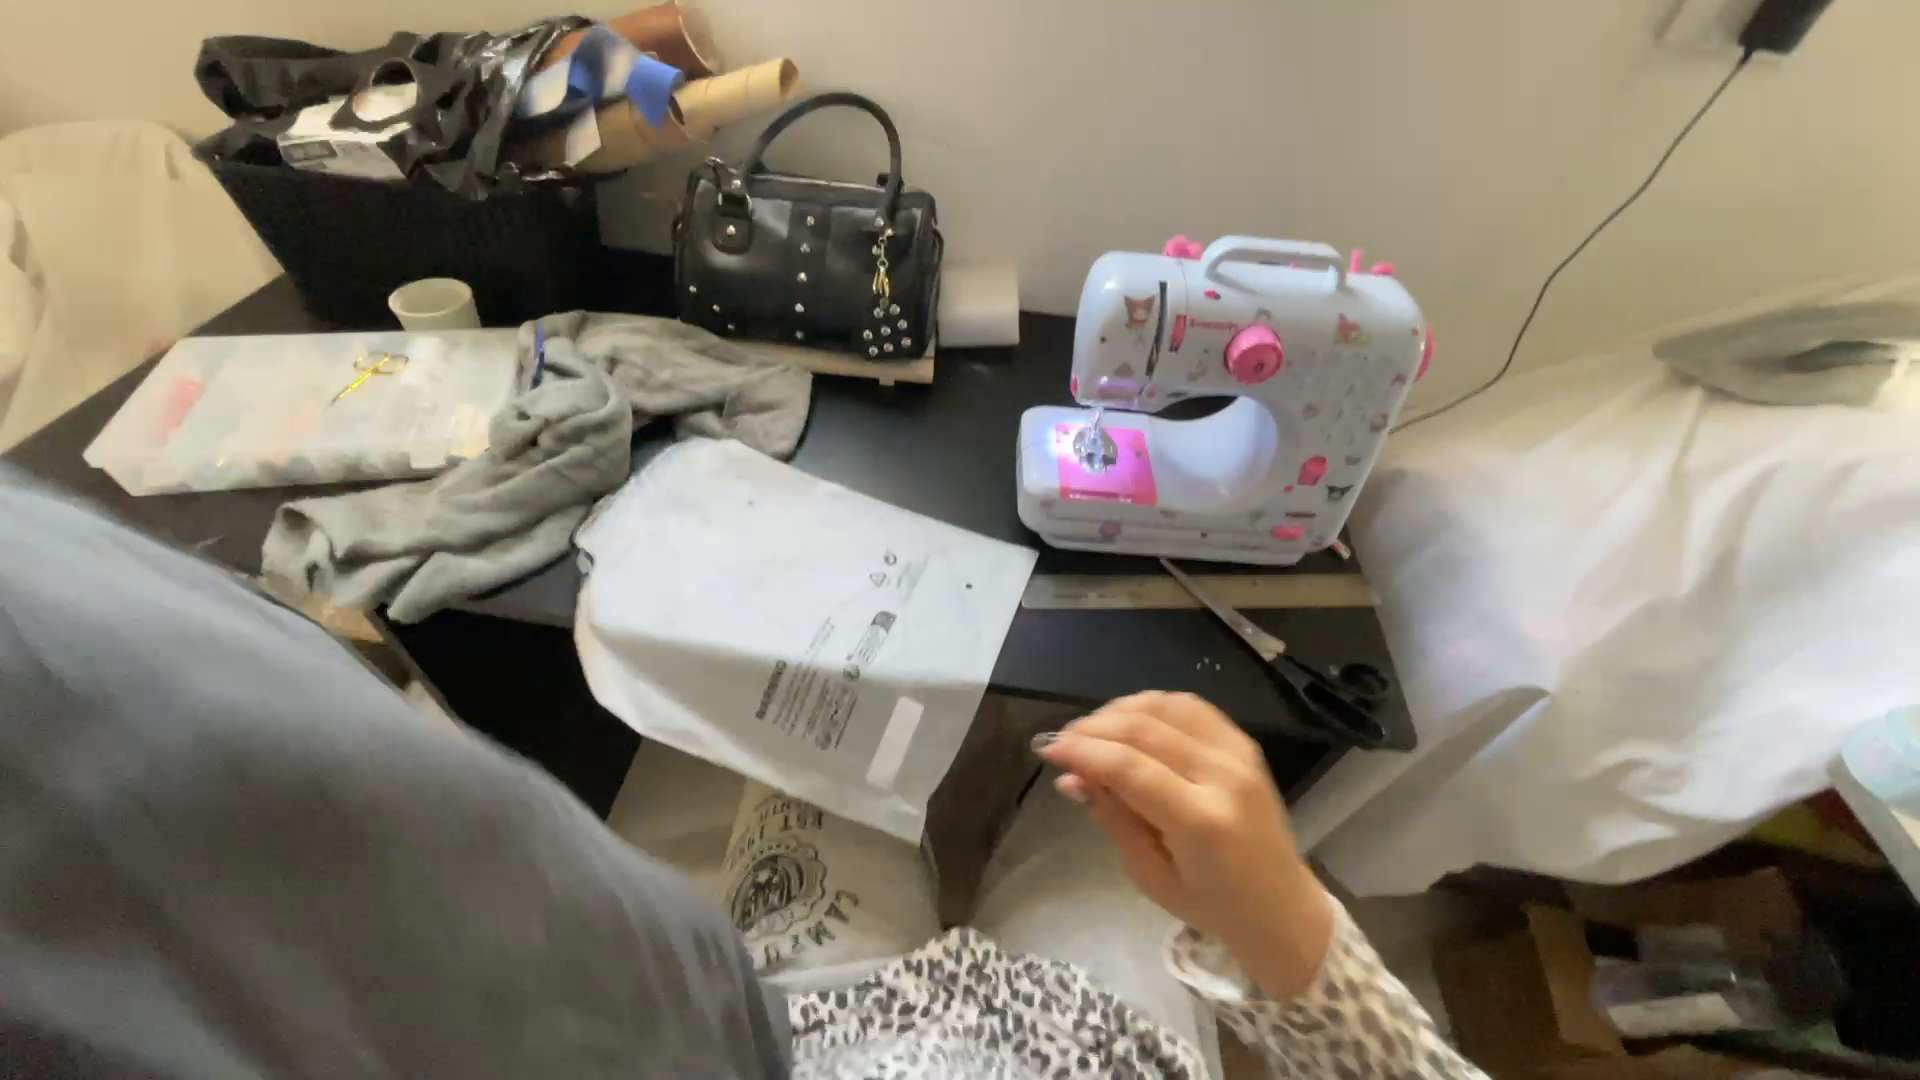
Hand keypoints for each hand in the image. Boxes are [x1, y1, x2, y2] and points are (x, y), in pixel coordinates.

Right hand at [1034, 692, 1333, 999]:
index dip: (1082, 751)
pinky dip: (1152, 704)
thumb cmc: (1212, 905)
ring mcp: (1238, 754)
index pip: (1129, 768)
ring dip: (1119, 710)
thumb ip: (1113, 818)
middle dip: (1092, 728)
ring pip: (1164, 706)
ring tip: (1090, 730)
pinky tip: (1129, 719)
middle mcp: (1223, 777)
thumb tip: (1071, 777)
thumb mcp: (1150, 876)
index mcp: (1202, 823)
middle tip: (1061, 740)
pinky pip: (1190, 706)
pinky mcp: (1244, 743)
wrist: (1283, 909)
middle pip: (1143, 729)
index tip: (1048, 750)